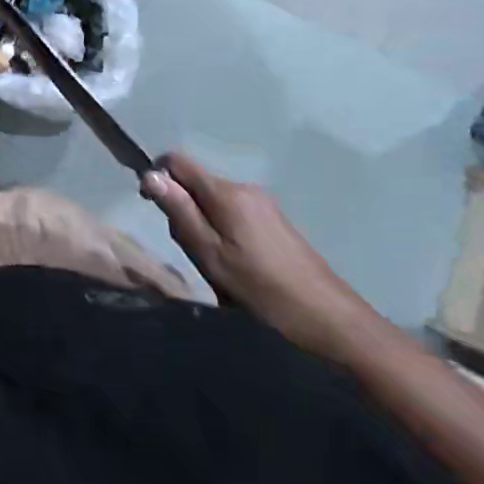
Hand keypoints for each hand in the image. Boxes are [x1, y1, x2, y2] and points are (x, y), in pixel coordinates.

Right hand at [142, 153, 382, 358]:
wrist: (333, 322)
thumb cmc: (263, 290)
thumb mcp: (210, 254)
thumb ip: (179, 212)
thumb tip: (150, 174)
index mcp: (227, 193)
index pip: (176, 161)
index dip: (157, 177)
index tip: (154, 208)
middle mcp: (245, 189)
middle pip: (194, 182)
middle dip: (181, 207)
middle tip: (191, 248)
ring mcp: (263, 205)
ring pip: (212, 199)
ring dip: (201, 223)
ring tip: (214, 262)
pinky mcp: (274, 222)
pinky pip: (232, 212)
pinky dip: (221, 230)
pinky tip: (234, 263)